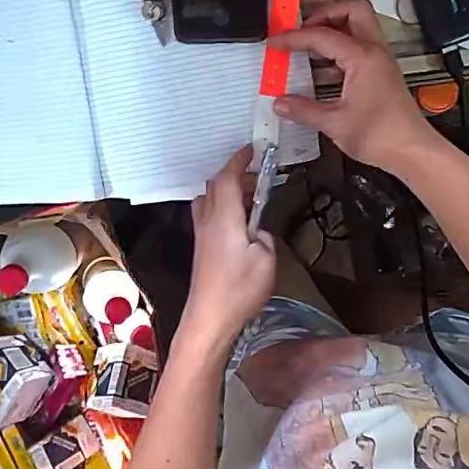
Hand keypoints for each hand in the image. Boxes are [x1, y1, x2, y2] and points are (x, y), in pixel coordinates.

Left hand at [179, 146, 275, 349]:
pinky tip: (240, 224)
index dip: (239, 160)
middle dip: (236, 176)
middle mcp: (207, 221)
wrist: (209, 319)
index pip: (227, 177)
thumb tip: (259, 232)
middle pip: (216, 186)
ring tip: (251, 202)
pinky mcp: (201, 249)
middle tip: (259, 181)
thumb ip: (266, 237)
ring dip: (228, 193)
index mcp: (224, 217)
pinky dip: (224, 208)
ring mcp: (201, 235)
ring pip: (210, 200)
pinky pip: (210, 216)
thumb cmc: (238, 290)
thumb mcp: (266, 260)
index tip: (252, 150)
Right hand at [271, 0, 438, 175]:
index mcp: (362, 57)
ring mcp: (381, 60)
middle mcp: (374, 51)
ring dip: (335, 28)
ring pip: (360, 25)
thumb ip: (304, 110)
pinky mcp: (383, 72)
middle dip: (324, 13)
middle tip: (302, 31)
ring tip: (310, 46)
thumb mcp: (334, 124)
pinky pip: (362, 46)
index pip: (322, 35)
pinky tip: (325, 69)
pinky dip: (342, 48)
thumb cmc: (378, 136)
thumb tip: (279, 103)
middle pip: (352, 10)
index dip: (294, 38)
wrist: (412, 150)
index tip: (275, 43)